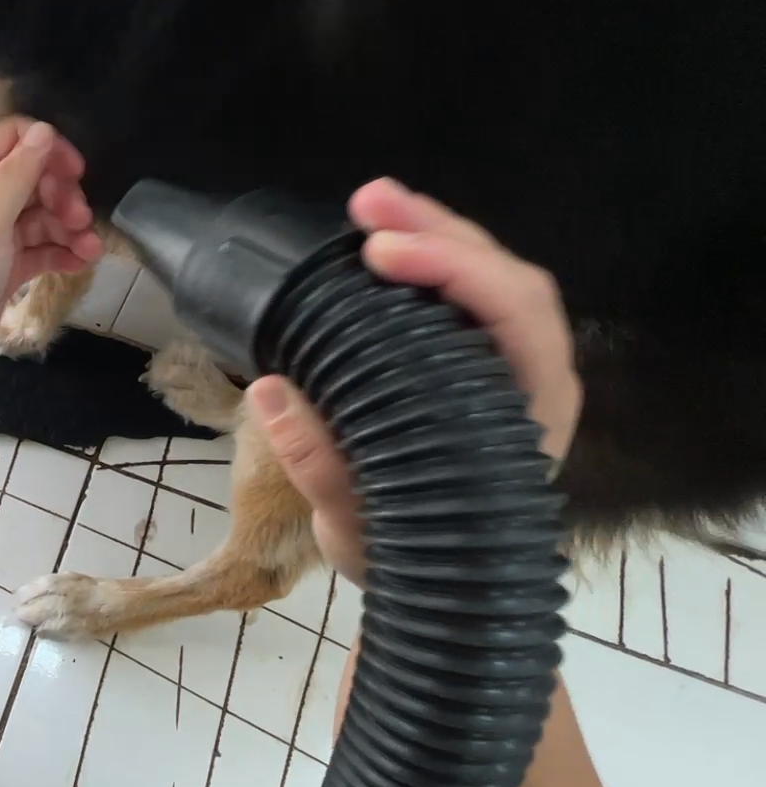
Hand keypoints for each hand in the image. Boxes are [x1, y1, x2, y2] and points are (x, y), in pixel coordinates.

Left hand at [0, 117, 104, 378]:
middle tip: (80, 217)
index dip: (46, 147)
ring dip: (69, 227)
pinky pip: (41, 252)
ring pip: (41, 219)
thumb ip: (14, 174)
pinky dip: (63, 253)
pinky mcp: (5, 272)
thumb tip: (44, 131)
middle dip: (62, 194)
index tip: (74, 170)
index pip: (10, 141)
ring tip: (90, 247)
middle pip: (33, 180)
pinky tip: (82, 262)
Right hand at [246, 177, 582, 584]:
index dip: (452, 271)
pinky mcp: (453, 377)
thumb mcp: (355, 523)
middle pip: (499, 282)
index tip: (380, 255)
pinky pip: (445, 310)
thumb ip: (319, 464)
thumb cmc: (401, 556)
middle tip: (366, 203)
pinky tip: (372, 260)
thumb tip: (267, 390)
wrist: (426, 583)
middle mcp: (519, 381)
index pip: (509, 315)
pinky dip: (412, 276)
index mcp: (518, 412)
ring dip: (427, 240)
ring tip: (365, 212)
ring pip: (477, 286)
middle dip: (437, 233)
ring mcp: (489, 375)